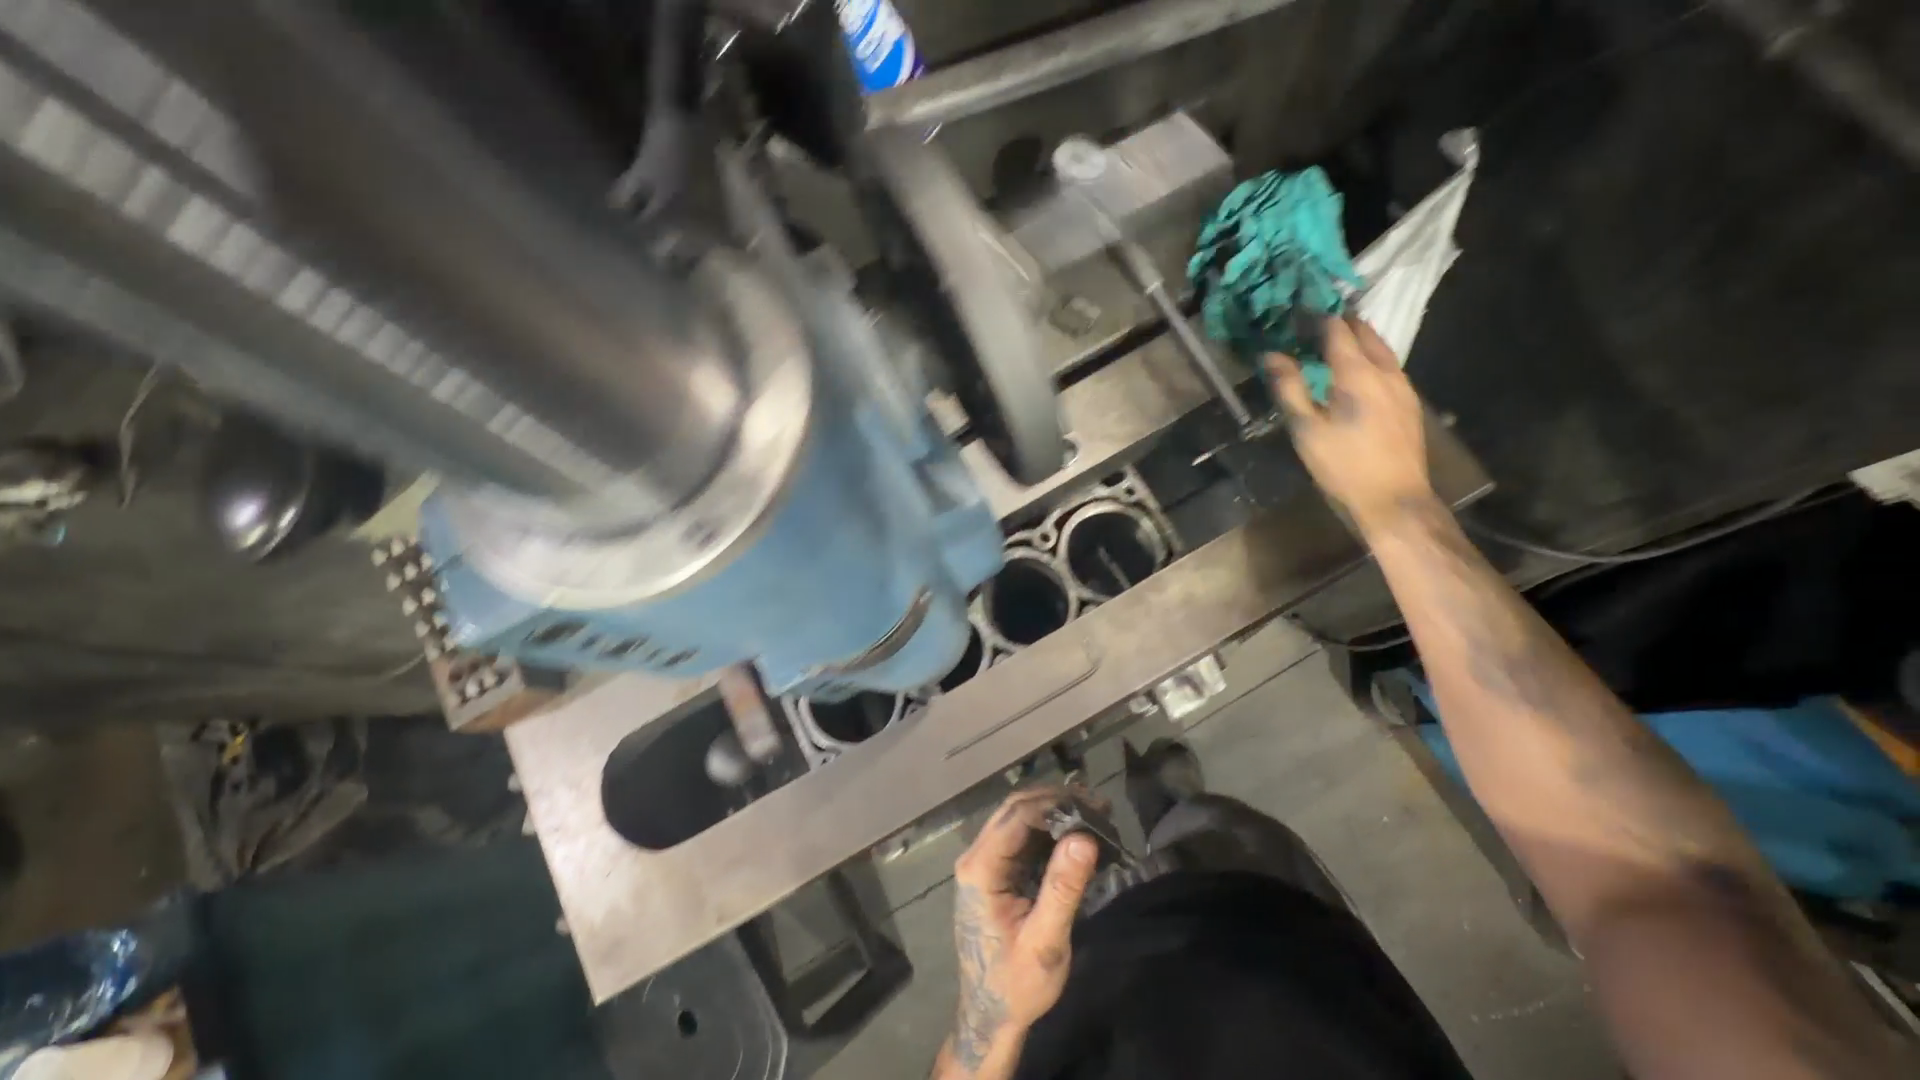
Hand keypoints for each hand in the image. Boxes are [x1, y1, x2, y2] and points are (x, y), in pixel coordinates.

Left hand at [943, 788, 1098, 1073]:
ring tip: (1096, 815)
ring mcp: (984, 864)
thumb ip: (1063, 888)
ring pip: (1019, 820)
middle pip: (1015, 810)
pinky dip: (1050, 832)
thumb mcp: (1045, 941)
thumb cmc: (1017, 983)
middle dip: (1057, 802)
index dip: (1056, 805)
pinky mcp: (996, 873)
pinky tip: (1078, 836)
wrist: (992, 1014)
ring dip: (1055, 813)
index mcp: (980, 870)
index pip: (1018, 817)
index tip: (1094, 806)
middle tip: (1099, 805)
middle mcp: (976, 859)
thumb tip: (1084, 838)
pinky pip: (1022, 839)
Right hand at [1266, 317, 1433, 535]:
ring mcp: (1403, 386)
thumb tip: (1272, 355)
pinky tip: (1360, 371)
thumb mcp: (1306, 430)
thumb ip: (1290, 388)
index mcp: (1356, 373)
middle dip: (1342, 322)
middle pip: (1365, 332)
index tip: (1298, 311)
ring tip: (1338, 340)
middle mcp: (1385, 371)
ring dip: (1360, 338)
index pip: (1337, 330)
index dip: (1317, 317)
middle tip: (1317, 320)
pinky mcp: (1410, 403)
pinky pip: (1390, 366)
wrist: (1394, 499)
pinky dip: (1372, 357)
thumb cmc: (1343, 466)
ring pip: (1382, 348)